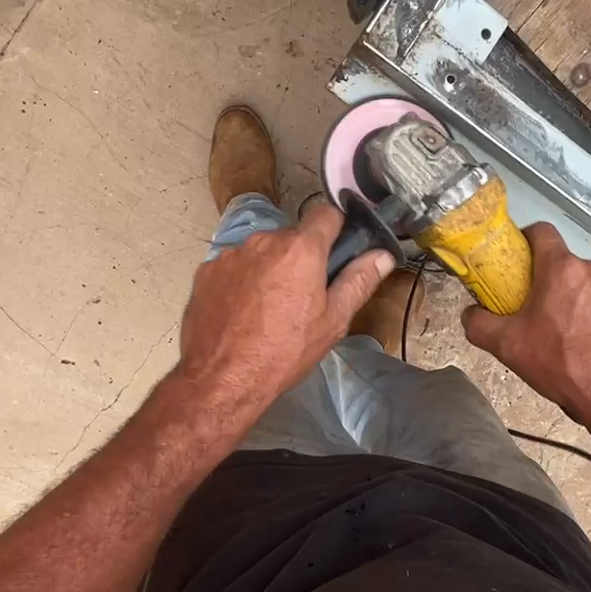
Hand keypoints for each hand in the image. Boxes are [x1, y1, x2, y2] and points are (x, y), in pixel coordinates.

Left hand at [175, 201, 391, 412]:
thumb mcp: (332, 322)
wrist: (222, 378)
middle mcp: (264, 241)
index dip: (336, 228)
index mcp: (301, 249)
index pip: (326, 213)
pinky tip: (243, 311)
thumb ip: (359, 281)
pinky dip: (243, 281)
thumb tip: (383, 256)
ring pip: (262, 251)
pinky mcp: (207, 270)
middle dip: (301, 257)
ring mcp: (232, 254)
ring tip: (270, 308)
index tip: (338, 249)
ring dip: (270, 268)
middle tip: (305, 294)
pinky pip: (235, 266)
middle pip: (292, 236)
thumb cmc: (284, 352)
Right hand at [462, 223, 590, 428]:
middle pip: (562, 264)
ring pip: (586, 285)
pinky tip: (588, 346)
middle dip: (546, 282)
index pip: (541, 231)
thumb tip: (470, 315)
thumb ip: (478, 324)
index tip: (515, 264)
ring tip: (562, 335)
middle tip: (532, 312)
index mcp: (562, 269)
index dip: (524, 241)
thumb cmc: (561, 365)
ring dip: (572, 300)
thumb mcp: (506, 346)